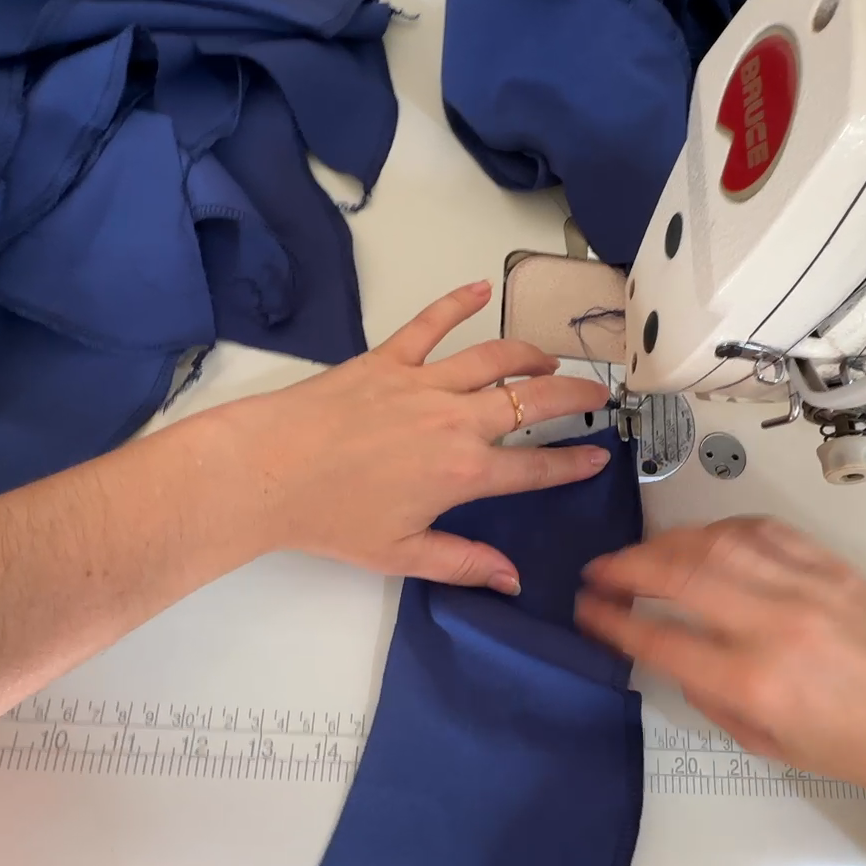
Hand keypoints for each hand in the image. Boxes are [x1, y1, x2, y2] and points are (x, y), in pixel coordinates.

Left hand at [209, 282, 612, 592]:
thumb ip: (464, 564)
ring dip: (531, 354)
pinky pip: (431, 323)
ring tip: (550, 357)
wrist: (266, 472)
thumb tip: (513, 580)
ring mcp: (424, 383)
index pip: (536, 468)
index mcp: (463, 473)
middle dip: (574, 394)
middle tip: (597, 393)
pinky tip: (480, 285)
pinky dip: (457, 301)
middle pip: (533, 401)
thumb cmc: (332, 519)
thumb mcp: (402, 554)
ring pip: (495, 358)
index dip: (573, 463)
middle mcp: (456, 421)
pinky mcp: (389, 358)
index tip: (598, 456)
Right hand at [575, 517, 865, 801]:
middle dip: (624, 568)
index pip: (659, 637)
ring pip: (712, 540)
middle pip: (676, 574)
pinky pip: (756, 528)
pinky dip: (716, 529)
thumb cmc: (853, 745)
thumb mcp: (765, 742)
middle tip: (597, 571)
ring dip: (663, 542)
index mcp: (753, 680)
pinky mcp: (825, 561)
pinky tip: (700, 539)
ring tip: (640, 553)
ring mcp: (801, 584)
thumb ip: (707, 693)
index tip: (586, 610)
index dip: (612, 621)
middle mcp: (772, 623)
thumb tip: (669, 649)